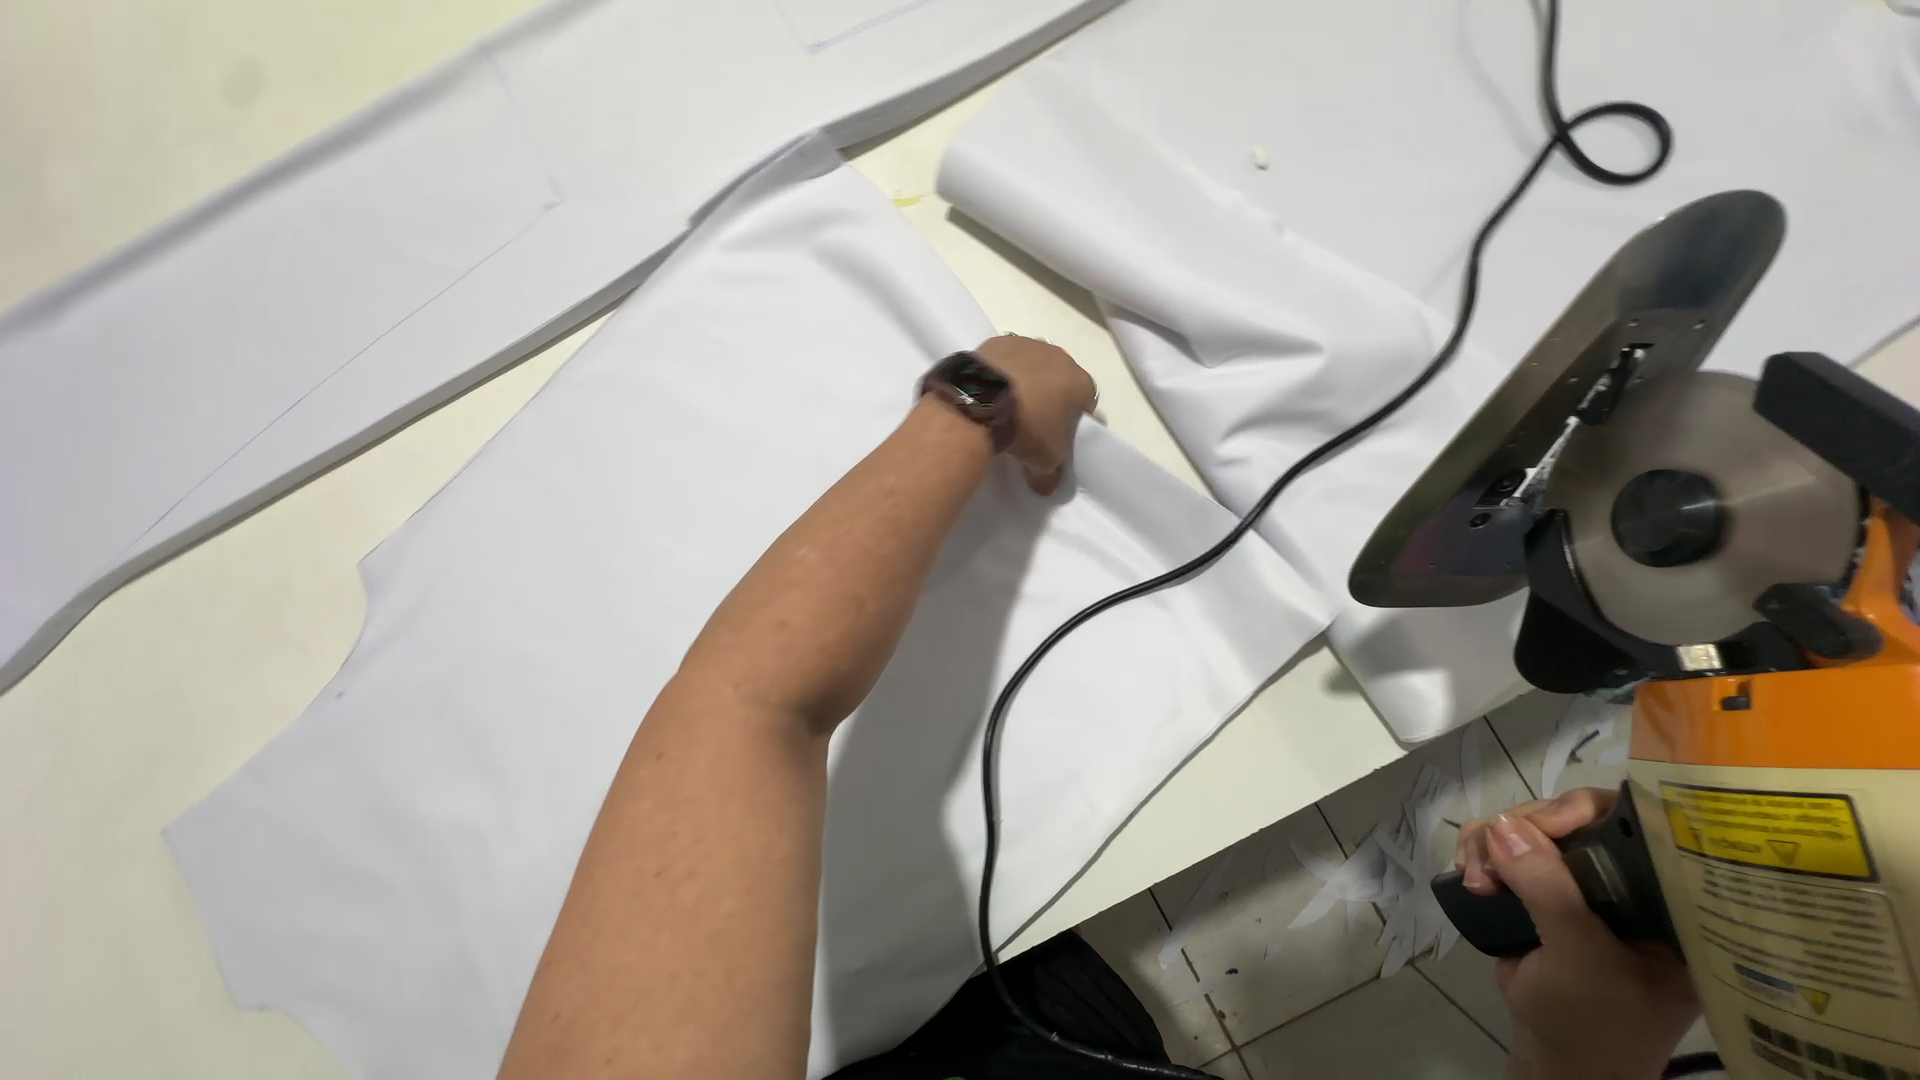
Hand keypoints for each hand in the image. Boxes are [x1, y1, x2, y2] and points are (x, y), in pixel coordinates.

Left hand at [974, 334, 1096, 494]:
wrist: (980, 402)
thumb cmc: (1027, 429)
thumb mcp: (1045, 461)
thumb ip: (1050, 474)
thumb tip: (1045, 486)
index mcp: (1080, 382)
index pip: (1086, 402)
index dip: (1074, 419)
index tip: (1059, 435)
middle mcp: (1059, 356)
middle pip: (1059, 380)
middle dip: (1050, 397)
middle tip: (1033, 421)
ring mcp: (1027, 344)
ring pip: (1032, 366)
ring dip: (1025, 382)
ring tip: (1006, 405)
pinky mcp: (996, 342)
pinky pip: (1004, 360)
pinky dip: (999, 373)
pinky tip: (988, 392)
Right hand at [1454, 788, 1699, 1079]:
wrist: (1555, 1058)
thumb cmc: (1594, 1021)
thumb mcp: (1580, 959)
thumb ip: (1549, 892)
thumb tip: (1504, 826)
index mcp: (1668, 900)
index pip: (1640, 827)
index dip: (1591, 811)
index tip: (1548, 824)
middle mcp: (1628, 882)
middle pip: (1573, 818)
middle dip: (1524, 829)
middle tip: (1491, 857)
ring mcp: (1581, 883)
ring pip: (1530, 828)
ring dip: (1490, 842)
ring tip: (1475, 878)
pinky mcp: (1542, 887)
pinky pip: (1506, 846)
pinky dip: (1480, 851)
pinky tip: (1472, 875)